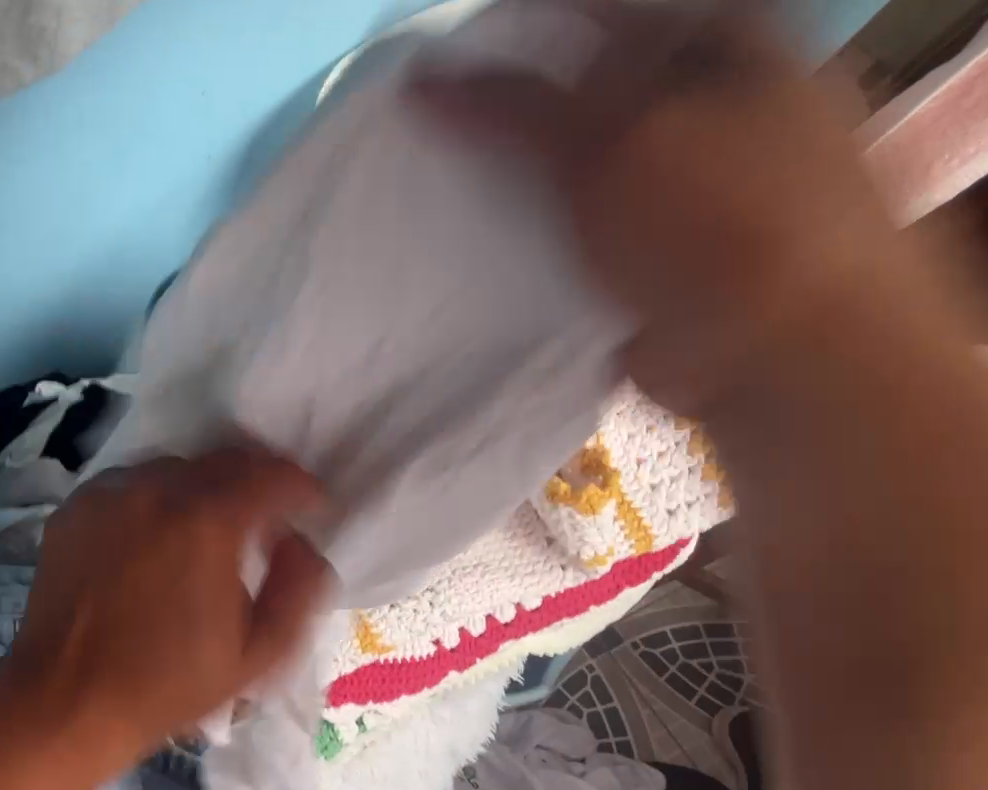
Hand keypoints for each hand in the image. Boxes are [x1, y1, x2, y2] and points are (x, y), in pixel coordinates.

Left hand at [0, 443, 333, 763]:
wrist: (65, 700)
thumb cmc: (167, 685)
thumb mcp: (257, 654)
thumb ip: (299, 587)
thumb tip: (300, 542)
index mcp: (205, 520)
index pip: (269, 473)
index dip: (300, 487)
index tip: (311, 507)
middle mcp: (153, 490)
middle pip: (220, 461)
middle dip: (253, 481)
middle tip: (263, 518)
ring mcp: (105, 496)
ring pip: (170, 470)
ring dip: (199, 489)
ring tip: (204, 531)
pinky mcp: (71, 511)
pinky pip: (125, 488)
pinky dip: (150, 502)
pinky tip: (150, 540)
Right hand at [410, 0, 906, 414]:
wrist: (772, 351)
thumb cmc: (714, 223)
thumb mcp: (610, 142)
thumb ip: (516, 106)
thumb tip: (422, 80)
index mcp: (716, 44)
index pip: (591, 16)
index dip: (512, 35)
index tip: (439, 66)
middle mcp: (699, 102)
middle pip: (574, 87)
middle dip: (499, 109)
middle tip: (425, 126)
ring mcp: (670, 181)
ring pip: (564, 161)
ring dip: (503, 175)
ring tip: (432, 180)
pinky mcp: (639, 248)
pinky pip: (563, 224)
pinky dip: (519, 230)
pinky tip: (466, 235)